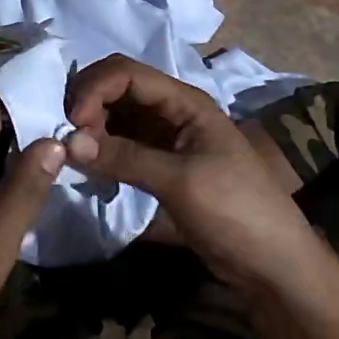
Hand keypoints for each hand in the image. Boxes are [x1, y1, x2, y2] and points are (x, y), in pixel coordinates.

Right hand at [64, 55, 320, 293]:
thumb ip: (125, 158)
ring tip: (72, 153)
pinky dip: (100, 148)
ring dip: (91, 126)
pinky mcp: (158, 164)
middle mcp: (171, 110)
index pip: (127, 73)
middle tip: (66, 137)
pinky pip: (120, 143)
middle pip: (117, 88)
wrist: (272, 264)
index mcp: (184, 101)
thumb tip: (68, 142)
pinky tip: (87, 166)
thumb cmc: (236, 210)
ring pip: (115, 115)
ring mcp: (164, 137)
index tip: (72, 123)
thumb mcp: (181, 182)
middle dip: (88, 103)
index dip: (95, 89)